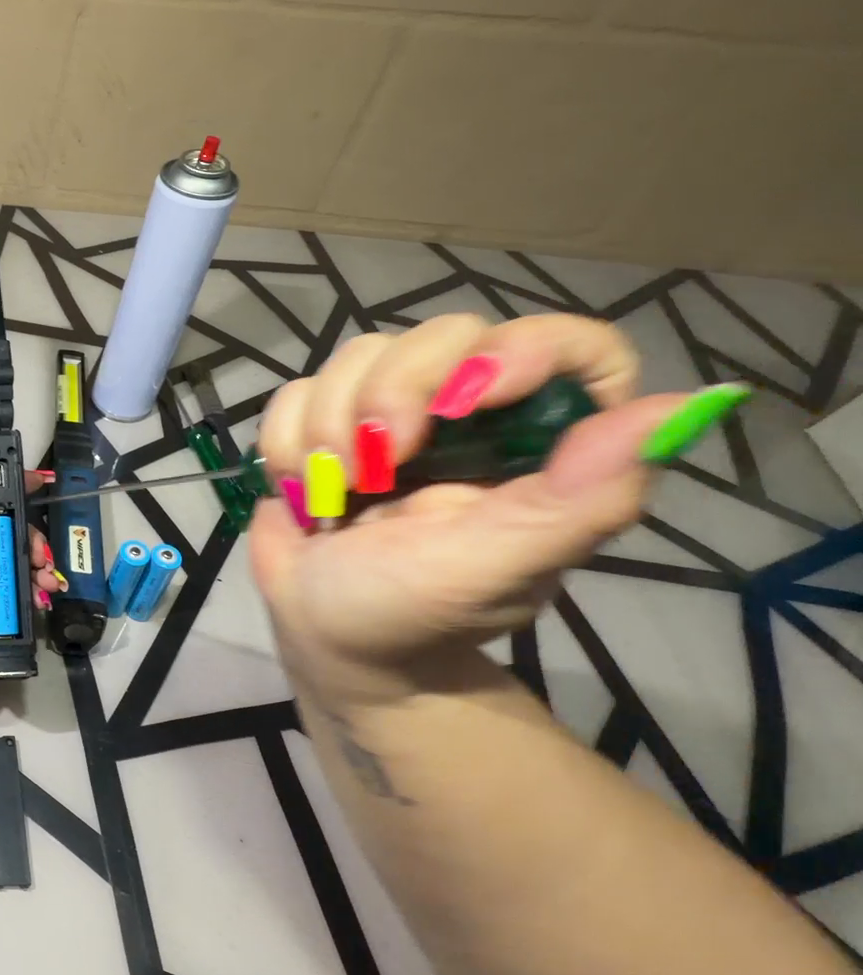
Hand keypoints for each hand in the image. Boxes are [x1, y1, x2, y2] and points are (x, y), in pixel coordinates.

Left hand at [0, 462, 61, 696]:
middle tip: (44, 556)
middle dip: (34, 541)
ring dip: (41, 569)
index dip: (14, 491)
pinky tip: (44, 598)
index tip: (42, 484)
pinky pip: (21, 594)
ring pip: (21, 565)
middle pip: (12, 535)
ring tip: (48, 582)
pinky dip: (36, 593)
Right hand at [248, 313, 724, 703]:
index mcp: (535, 444)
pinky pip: (297, 392)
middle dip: (390, 395)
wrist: (324, 639)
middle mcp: (467, 415)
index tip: (464, 400)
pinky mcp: (324, 423)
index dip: (524, 348)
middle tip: (373, 468)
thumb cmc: (415, 614)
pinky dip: (286, 442)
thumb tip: (688, 405)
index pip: (570, 347)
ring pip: (358, 357)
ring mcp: (388, 414)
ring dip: (327, 430)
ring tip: (332, 495)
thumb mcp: (499, 566)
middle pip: (442, 335)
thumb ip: (578, 497)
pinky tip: (300, 490)